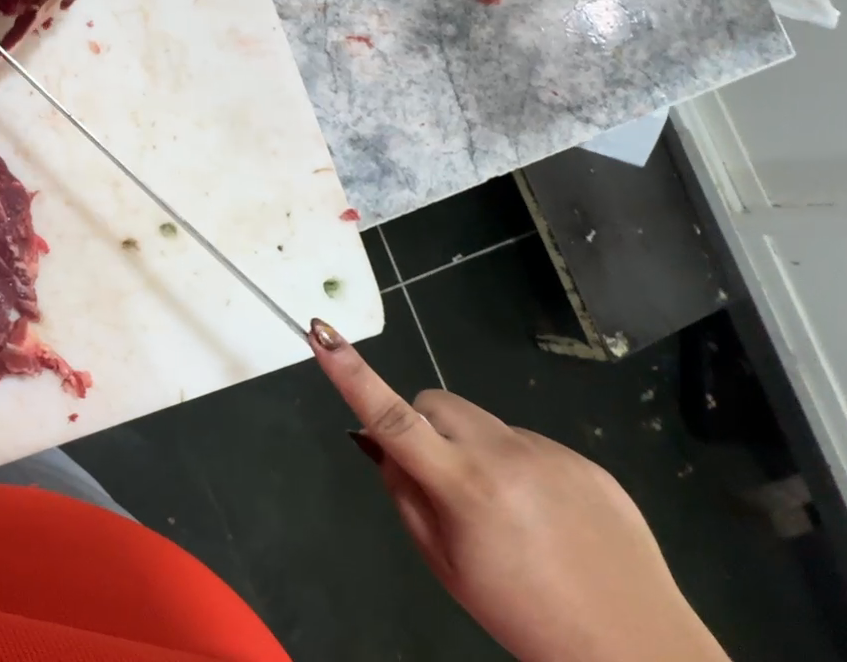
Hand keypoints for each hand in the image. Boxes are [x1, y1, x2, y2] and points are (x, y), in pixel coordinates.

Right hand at [306, 319, 728, 661]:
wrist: (638, 648)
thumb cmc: (519, 611)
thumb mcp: (441, 559)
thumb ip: (404, 491)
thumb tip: (379, 442)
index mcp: (464, 486)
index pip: (390, 417)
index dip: (350, 373)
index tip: (322, 332)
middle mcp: (507, 456)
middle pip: (435, 404)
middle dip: (421, 425)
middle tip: (434, 476)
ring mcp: (553, 454)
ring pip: (480, 423)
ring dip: (469, 447)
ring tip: (499, 507)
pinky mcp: (588, 462)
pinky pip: (526, 444)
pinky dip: (514, 465)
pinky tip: (541, 514)